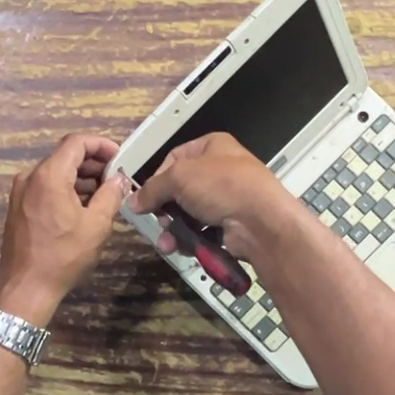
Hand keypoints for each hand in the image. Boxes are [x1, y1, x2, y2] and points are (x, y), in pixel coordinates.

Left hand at [0, 134, 126, 325]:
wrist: (26, 287)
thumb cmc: (63, 256)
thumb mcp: (96, 225)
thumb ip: (110, 195)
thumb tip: (119, 180)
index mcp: (49, 175)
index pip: (76, 143)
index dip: (100, 145)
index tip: (119, 157)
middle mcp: (30, 177)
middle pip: (65, 156)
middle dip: (92, 163)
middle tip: (115, 178)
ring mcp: (20, 192)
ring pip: (55, 172)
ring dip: (80, 178)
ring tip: (103, 194)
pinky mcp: (18, 206)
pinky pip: (45, 187)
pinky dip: (65, 189)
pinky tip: (82, 207)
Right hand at [127, 133, 297, 258]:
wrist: (260, 221)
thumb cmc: (221, 186)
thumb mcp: (179, 178)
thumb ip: (152, 189)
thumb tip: (134, 202)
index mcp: (213, 146)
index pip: (175, 158)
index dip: (157, 177)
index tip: (146, 196)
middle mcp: (221, 169)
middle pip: (181, 189)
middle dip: (166, 208)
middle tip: (159, 220)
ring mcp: (227, 198)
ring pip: (190, 213)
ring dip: (174, 229)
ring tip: (168, 242)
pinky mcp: (231, 224)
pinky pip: (202, 230)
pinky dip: (190, 239)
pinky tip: (182, 248)